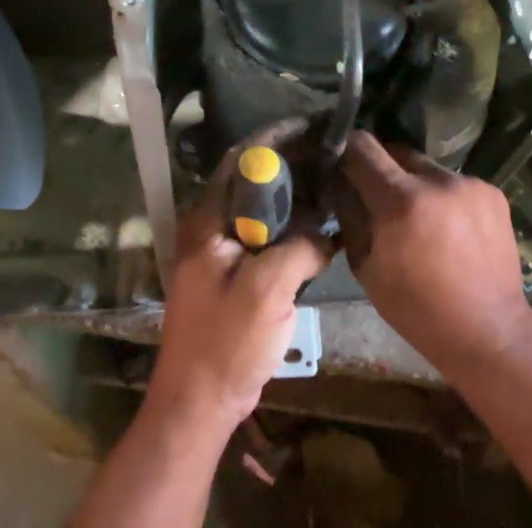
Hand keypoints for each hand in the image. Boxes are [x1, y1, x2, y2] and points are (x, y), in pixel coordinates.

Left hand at [148, 125, 331, 430]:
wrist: (198, 403)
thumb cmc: (226, 344)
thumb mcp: (268, 290)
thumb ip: (299, 247)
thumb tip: (327, 228)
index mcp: (206, 222)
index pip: (240, 161)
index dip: (276, 139)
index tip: (314, 128)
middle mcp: (208, 228)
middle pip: (250, 181)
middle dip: (290, 165)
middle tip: (331, 156)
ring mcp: (218, 253)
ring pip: (258, 211)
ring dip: (292, 198)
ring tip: (332, 184)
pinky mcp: (231, 275)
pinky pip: (262, 238)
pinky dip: (288, 228)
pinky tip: (319, 228)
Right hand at [337, 131, 531, 375]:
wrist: (488, 331)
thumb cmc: (418, 310)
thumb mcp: (367, 268)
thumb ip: (351, 218)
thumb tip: (342, 187)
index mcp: (402, 201)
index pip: (363, 148)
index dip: (347, 150)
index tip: (341, 160)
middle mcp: (438, 182)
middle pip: (397, 153)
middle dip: (383, 171)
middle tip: (380, 200)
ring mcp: (470, 185)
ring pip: (427, 168)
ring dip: (415, 185)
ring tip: (419, 221)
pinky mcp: (493, 193)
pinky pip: (455, 183)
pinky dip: (444, 197)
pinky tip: (448, 229)